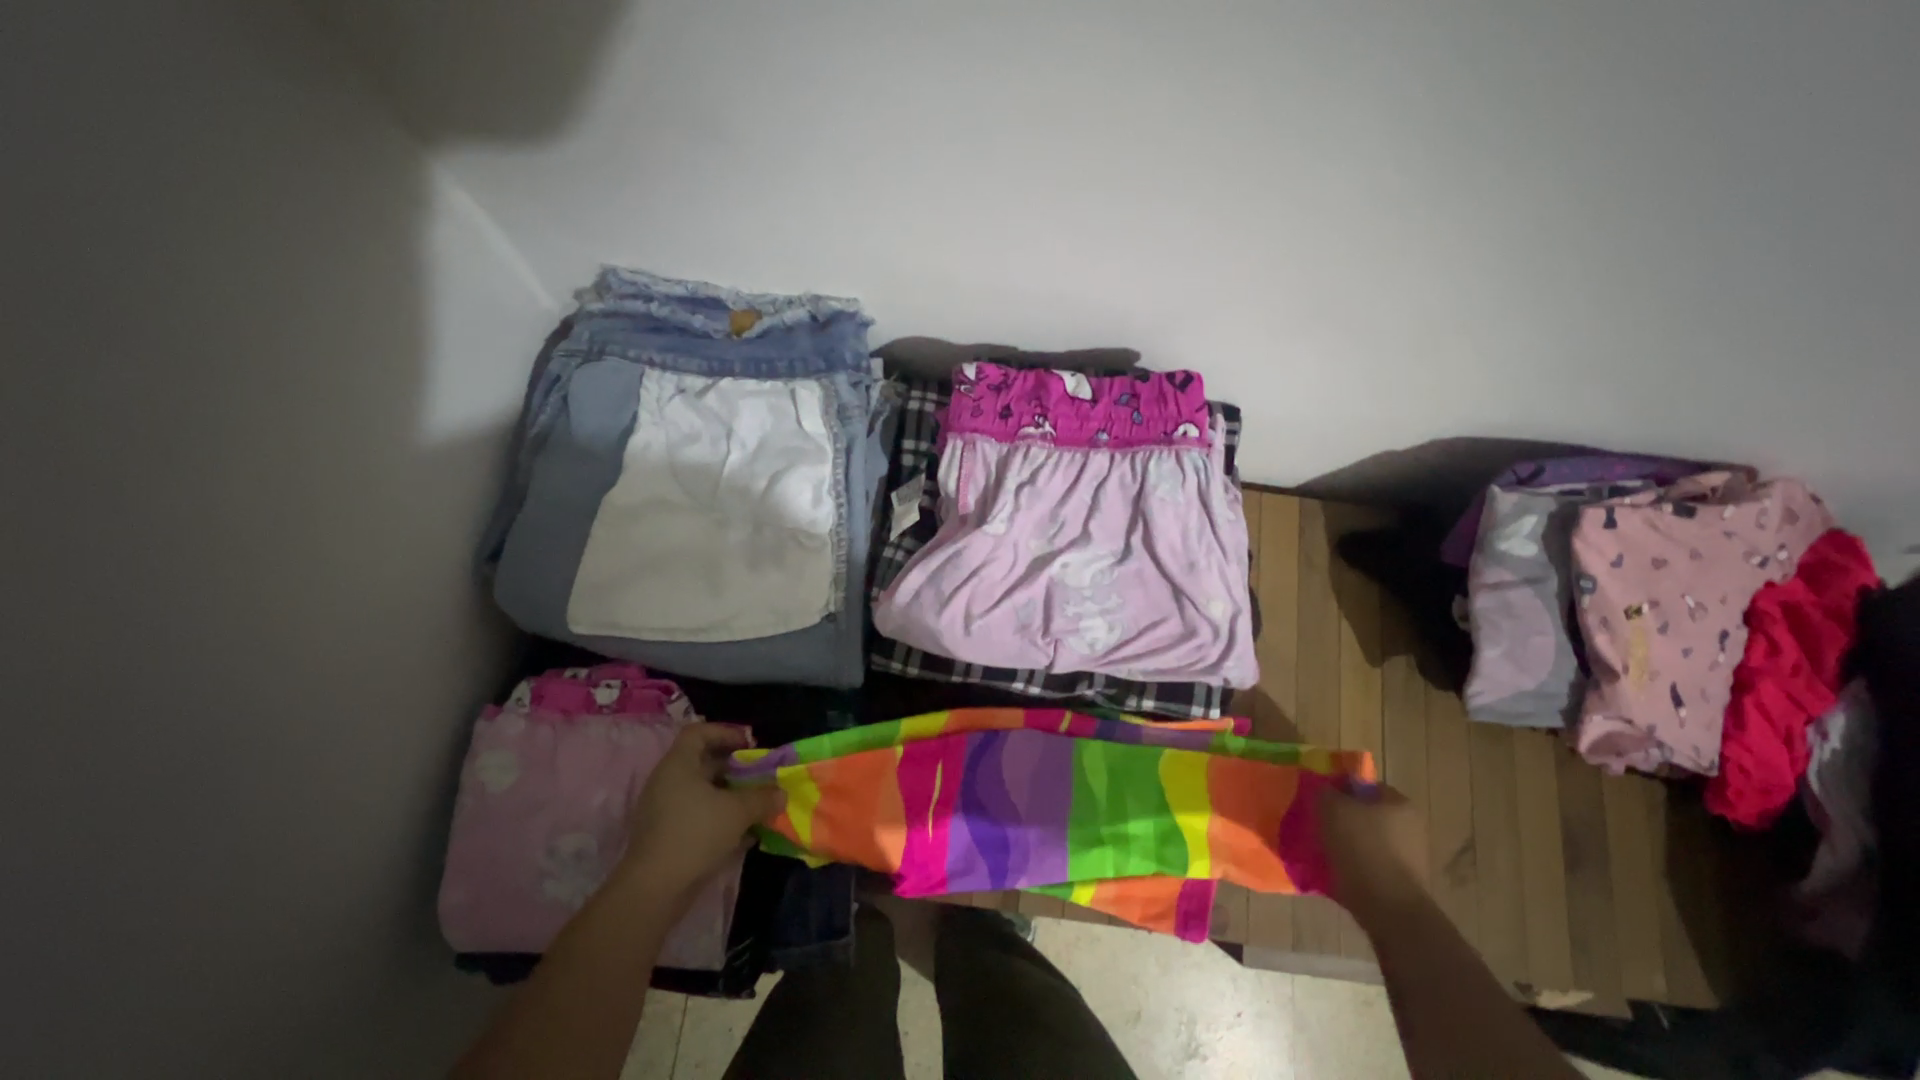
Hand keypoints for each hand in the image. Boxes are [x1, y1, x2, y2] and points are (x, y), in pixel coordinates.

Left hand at [617, 725, 782, 900]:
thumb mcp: (738, 811)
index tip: (751, 744)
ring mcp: (665, 810)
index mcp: (678, 764)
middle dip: (736, 768)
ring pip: (704, 793)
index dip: (726, 732)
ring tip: (759, 805)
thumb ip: (763, 797)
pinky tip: (746, 835)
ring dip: (732, 796)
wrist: (656, 887)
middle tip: (762, 775)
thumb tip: (781, 793)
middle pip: (703, 763)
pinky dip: (722, 819)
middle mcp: (668, 782)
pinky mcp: (668, 836)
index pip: (699, 732)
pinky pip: (699, 817)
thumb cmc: (696, 833)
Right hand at [1316, 782, 1427, 923]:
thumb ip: (1324, 792)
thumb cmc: (1362, 849)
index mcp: (1399, 803)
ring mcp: (1409, 857)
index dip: (1338, 789)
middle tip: (1315, 827)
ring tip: (1320, 852)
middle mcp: (1410, 826)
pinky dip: (1352, 867)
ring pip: (1365, 842)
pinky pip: (1368, 866)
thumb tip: (1320, 788)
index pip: (1364, 786)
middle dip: (1340, 820)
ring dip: (1344, 845)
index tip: (1316, 801)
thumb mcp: (1332, 809)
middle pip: (1365, 815)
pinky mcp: (1401, 882)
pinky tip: (1333, 873)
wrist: (1388, 907)